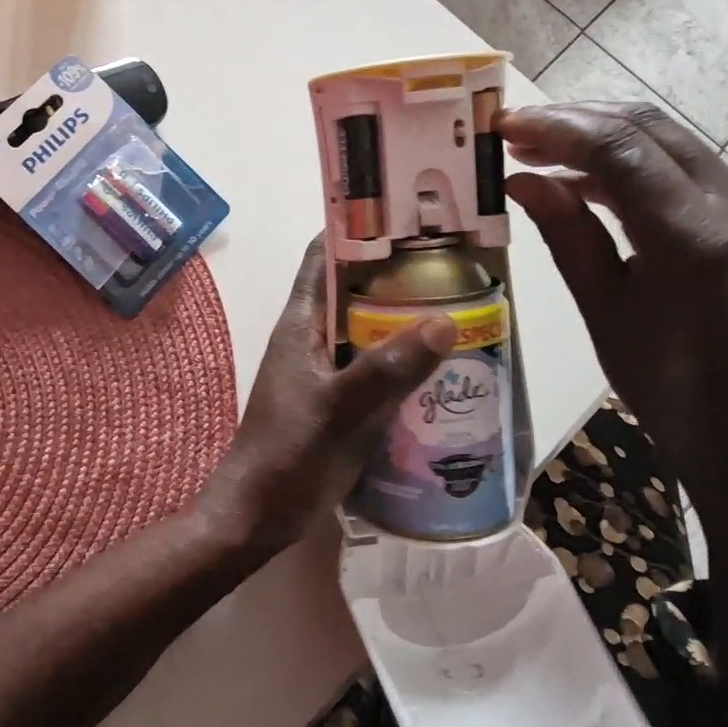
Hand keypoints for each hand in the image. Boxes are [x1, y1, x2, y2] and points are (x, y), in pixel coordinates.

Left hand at [194, 237, 457, 554]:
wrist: (259, 514)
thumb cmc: (287, 453)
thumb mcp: (338, 408)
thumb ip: (388, 368)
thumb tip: (446, 321)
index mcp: (301, 324)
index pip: (326, 256)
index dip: (361, 228)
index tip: (411, 211)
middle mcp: (314, 339)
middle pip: (358, 290)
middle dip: (401, 274)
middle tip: (461, 261)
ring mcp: (329, 372)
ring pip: (372, 330)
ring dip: (409, 319)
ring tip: (468, 305)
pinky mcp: (343, 404)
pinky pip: (380, 370)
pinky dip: (409, 362)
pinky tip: (450, 367)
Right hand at [500, 102, 727, 510]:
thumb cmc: (664, 386)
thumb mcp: (602, 310)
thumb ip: (567, 233)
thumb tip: (522, 179)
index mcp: (696, 241)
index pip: (622, 151)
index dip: (558, 128)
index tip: (505, 125)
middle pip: (652, 130)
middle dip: (578, 122)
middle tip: (517, 132)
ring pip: (673, 143)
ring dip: (605, 138)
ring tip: (542, 151)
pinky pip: (689, 170)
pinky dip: (635, 164)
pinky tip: (590, 179)